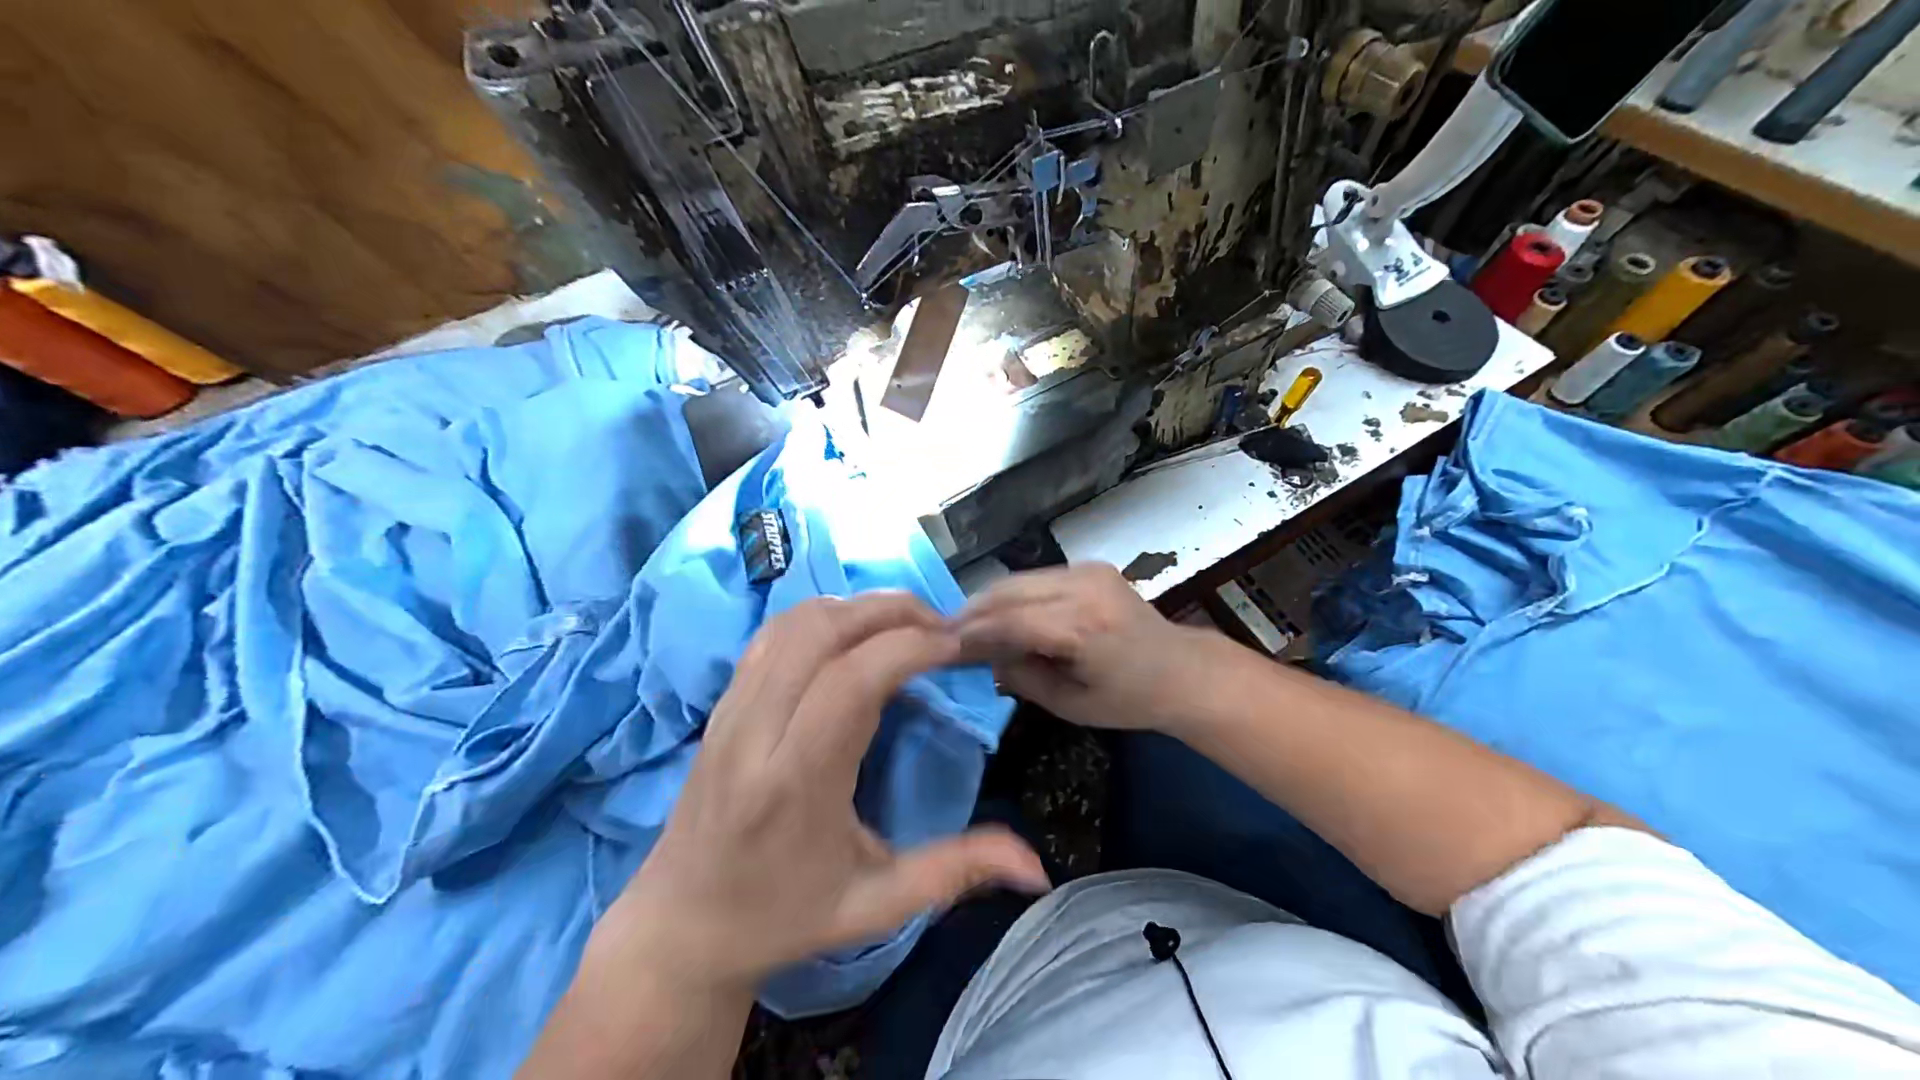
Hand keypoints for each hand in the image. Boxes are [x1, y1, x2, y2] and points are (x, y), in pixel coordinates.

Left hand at [595, 593, 1049, 992]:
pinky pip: (770, 635)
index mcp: (795, 783)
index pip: (853, 680)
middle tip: (941, 624)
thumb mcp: (877, 905)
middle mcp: (755, 732)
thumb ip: (956, 871)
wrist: (681, 927)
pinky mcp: (721, 704)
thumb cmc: (784, 918)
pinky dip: (821, 616)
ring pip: (792, 623)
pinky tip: (854, 632)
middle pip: (821, 632)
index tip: (956, 645)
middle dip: (889, 611)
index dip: (911, 646)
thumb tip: (1037, 865)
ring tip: (905, 623)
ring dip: (855, 607)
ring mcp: (730, 711)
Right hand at [956, 564, 1219, 733]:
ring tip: (965, 625)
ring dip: (988, 601)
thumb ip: (1021, 677)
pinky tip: (999, 616)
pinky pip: (1036, 578)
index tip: (941, 646)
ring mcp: (1089, 570)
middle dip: (972, 612)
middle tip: (943, 633)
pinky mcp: (1090, 566)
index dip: (972, 633)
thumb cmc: (1130, 700)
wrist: (1182, 671)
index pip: (1011, 621)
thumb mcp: (1071, 704)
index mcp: (1084, 627)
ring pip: (1018, 580)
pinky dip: (1012, 596)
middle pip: (1009, 591)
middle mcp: (1085, 587)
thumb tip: (979, 657)